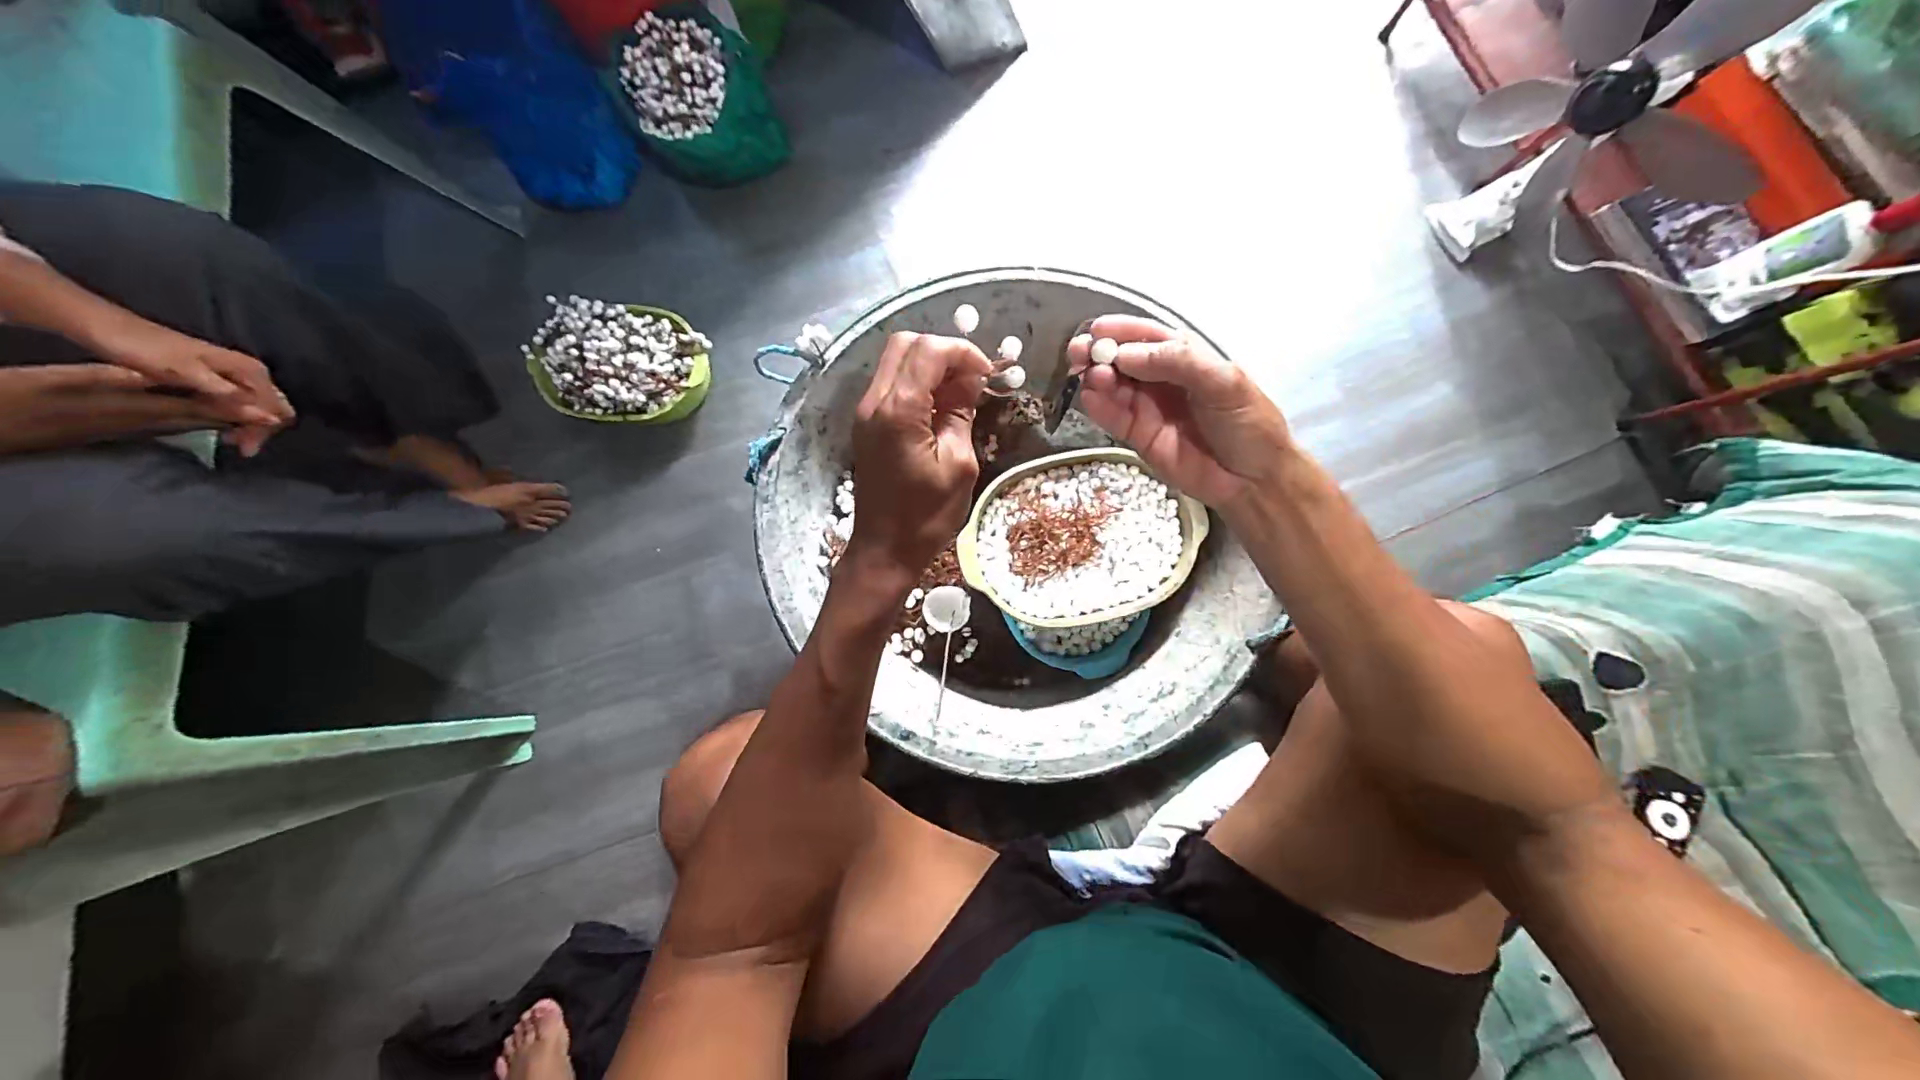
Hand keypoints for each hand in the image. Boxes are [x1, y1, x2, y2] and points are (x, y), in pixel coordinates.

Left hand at [91, 316, 293, 454]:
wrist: (107, 327)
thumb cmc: (144, 349)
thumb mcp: (187, 374)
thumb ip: (229, 396)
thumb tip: (269, 418)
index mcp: (250, 370)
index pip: (277, 408)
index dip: (264, 429)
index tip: (241, 447)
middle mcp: (251, 372)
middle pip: (274, 408)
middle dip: (260, 429)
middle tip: (236, 447)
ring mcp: (236, 374)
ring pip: (260, 406)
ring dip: (249, 425)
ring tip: (227, 439)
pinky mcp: (220, 378)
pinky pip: (243, 402)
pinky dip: (236, 416)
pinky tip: (219, 424)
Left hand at [848, 332, 990, 573]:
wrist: (884, 550)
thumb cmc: (926, 515)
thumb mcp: (959, 465)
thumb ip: (961, 413)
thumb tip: (970, 379)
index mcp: (899, 411)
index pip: (928, 351)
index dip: (963, 353)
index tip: (987, 375)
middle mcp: (874, 402)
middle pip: (905, 343)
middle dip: (944, 351)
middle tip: (972, 379)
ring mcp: (866, 412)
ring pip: (896, 360)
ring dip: (930, 365)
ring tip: (960, 393)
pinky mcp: (867, 424)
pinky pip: (891, 384)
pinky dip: (917, 382)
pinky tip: (940, 407)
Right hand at [1069, 316, 1291, 508]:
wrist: (1252, 478)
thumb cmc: (1248, 423)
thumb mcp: (1223, 381)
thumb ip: (1178, 362)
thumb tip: (1126, 355)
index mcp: (1184, 357)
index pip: (1147, 336)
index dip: (1121, 330)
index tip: (1097, 329)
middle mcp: (1160, 379)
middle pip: (1121, 359)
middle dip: (1098, 352)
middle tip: (1079, 351)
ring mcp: (1147, 407)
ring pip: (1112, 386)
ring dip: (1096, 377)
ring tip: (1091, 375)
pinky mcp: (1137, 435)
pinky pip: (1111, 417)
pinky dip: (1097, 406)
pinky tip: (1090, 398)